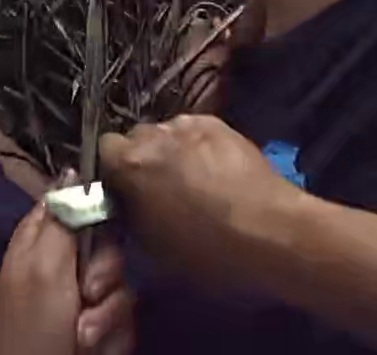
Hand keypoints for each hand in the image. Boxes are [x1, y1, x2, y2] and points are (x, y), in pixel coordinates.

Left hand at [0, 192, 135, 354]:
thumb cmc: (33, 327)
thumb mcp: (43, 264)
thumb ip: (64, 216)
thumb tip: (74, 165)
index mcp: (41, 238)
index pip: (76, 198)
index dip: (95, 207)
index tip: (103, 222)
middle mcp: (63, 262)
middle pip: (107, 241)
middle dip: (105, 271)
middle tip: (88, 292)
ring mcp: (83, 300)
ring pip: (122, 282)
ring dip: (108, 314)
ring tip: (83, 337)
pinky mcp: (101, 331)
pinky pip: (126, 318)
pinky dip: (112, 337)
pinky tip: (93, 350)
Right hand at [98, 115, 306, 288]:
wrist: (271, 232)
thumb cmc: (209, 253)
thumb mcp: (155, 254)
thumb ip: (130, 221)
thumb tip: (125, 210)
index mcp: (133, 164)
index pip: (104, 149)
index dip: (113, 170)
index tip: (124, 191)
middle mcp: (156, 134)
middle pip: (136, 138)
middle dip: (141, 159)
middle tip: (157, 189)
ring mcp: (189, 123)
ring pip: (166, 132)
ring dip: (169, 151)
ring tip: (190, 180)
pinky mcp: (217, 122)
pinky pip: (193, 130)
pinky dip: (196, 146)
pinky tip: (213, 170)